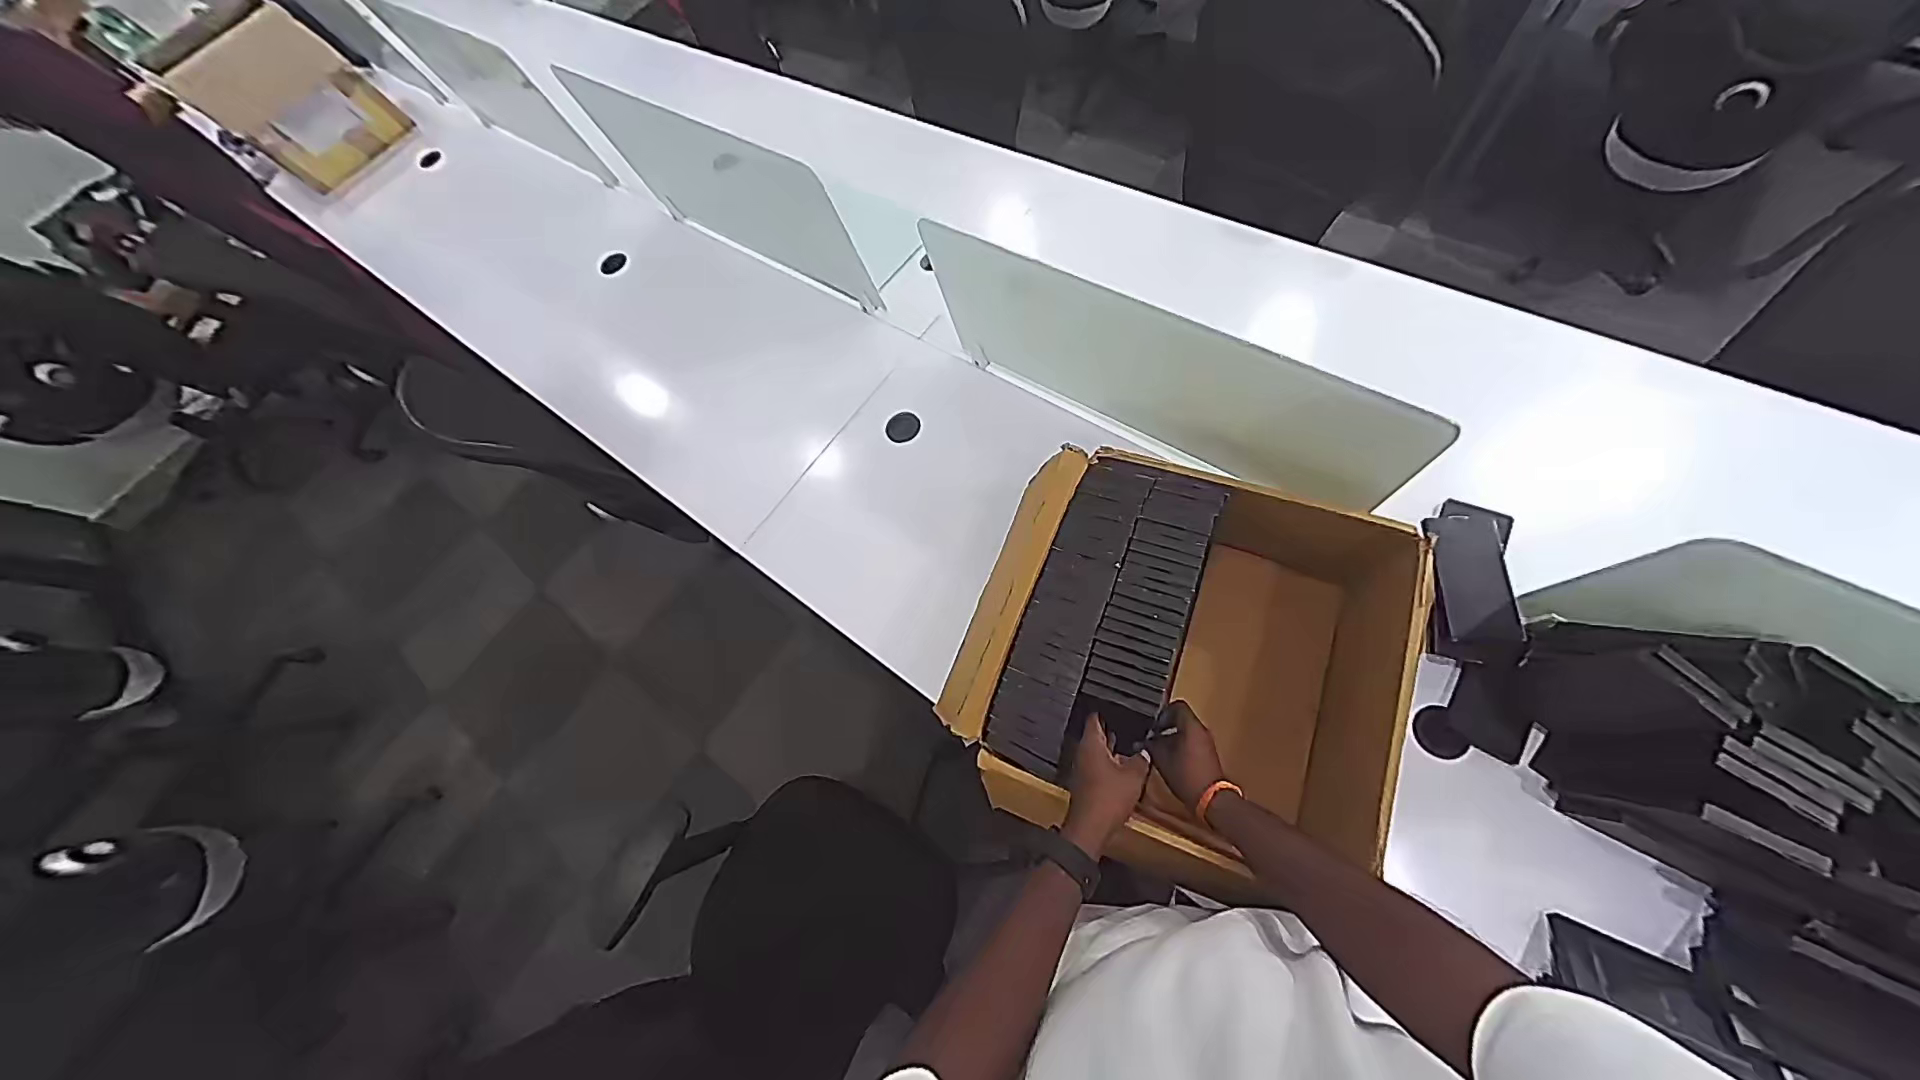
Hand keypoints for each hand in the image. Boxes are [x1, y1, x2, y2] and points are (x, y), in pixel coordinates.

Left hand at [1061, 714, 1148, 859]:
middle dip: (1110, 731)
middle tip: (1126, 725)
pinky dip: (1108, 764)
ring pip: (1097, 752)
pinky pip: (1097, 767)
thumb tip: (1144, 751)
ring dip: (1110, 749)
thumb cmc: (1108, 798)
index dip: (1105, 711)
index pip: (1094, 719)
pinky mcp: (1086, 783)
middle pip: (1095, 735)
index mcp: (1091, 745)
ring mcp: (1082, 768)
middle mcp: (1083, 753)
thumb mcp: (1134, 775)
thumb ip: (1141, 759)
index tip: (1115, 706)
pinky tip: (1122, 769)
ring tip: (1128, 745)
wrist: (1092, 827)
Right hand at [1153, 700, 1225, 814]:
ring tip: (1159, 749)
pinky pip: (1192, 742)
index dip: (1163, 712)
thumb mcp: (1162, 758)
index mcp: (1191, 726)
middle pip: (1182, 718)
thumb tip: (1142, 740)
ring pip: (1187, 731)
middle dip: (1166, 725)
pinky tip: (1170, 759)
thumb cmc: (1185, 774)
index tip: (1153, 723)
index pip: (1178, 706)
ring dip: (1173, 736)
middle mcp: (1202, 730)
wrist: (1211, 798)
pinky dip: (1181, 745)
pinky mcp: (1209, 755)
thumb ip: (1151, 745)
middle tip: (1153, 736)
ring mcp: (1207, 743)